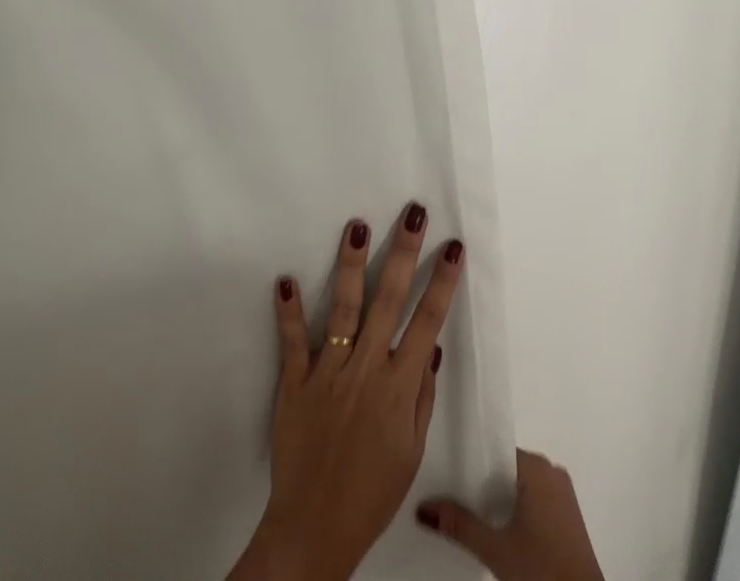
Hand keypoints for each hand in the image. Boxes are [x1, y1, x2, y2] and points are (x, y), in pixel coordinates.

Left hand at [228, 203, 464, 580]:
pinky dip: (289, 311)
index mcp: (401, 387)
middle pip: (389, 302)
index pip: (428, 322)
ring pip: (344, 310)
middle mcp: (367, 371)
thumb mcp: (412, 449)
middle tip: (412, 215)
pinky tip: (287, 279)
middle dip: (403, 255)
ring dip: (352, 266)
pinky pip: (293, 342)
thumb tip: (430, 349)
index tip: (452, 249)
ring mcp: (328, 374)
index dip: (442, 283)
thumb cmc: (373, 491)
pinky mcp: (295, 384)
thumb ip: (422, 397)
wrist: (317, 525)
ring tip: (357, 227)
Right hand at [417, 449, 605, 580]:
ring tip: (466, 510)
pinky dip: (512, 507)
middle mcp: (551, 471)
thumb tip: (423, 509)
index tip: (446, 473)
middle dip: (479, 482)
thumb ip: (458, 524)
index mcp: (537, 468)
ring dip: (495, 497)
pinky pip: (531, 497)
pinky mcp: (565, 513)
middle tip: (449, 494)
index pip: (494, 451)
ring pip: (517, 484)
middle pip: (505, 467)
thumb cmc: (542, 567)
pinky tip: (494, 525)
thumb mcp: (494, 548)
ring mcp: (561, 492)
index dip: (469, 462)